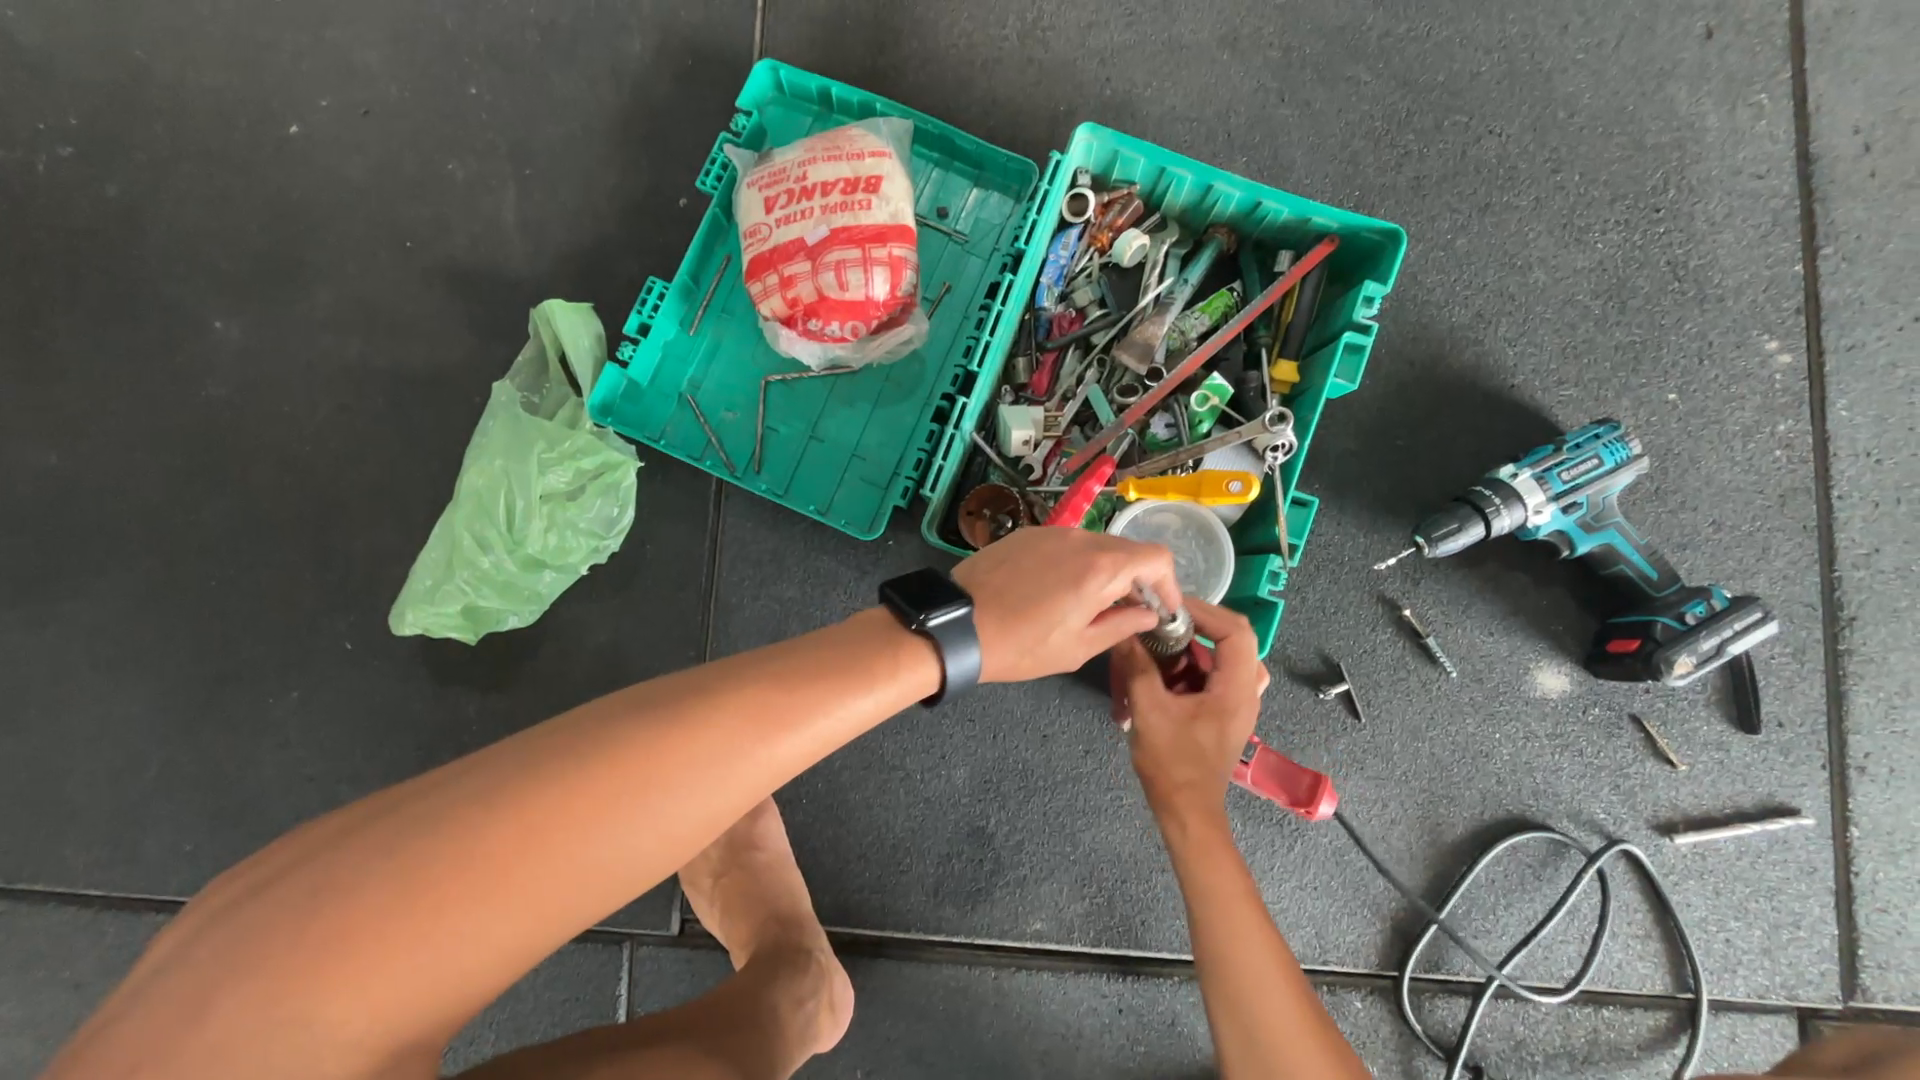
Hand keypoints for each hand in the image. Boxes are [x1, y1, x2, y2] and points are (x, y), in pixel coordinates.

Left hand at [950, 527, 1178, 683]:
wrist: (956, 624)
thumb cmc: (1021, 645)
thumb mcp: (1078, 647)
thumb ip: (1122, 626)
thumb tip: (1149, 614)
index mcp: (1101, 567)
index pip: (1157, 558)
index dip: (1169, 583)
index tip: (1164, 608)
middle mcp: (1081, 538)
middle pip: (1128, 549)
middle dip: (1138, 579)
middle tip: (1131, 612)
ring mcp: (1051, 532)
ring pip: (1097, 545)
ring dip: (1107, 570)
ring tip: (1093, 604)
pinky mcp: (1027, 533)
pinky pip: (1067, 543)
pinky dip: (1078, 562)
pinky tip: (1060, 590)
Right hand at [1113, 599, 1268, 819]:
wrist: (1186, 812)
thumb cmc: (1172, 764)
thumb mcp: (1149, 710)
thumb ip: (1138, 666)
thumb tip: (1124, 632)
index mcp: (1236, 688)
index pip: (1236, 630)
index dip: (1205, 610)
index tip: (1170, 606)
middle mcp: (1244, 692)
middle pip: (1230, 640)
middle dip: (1194, 628)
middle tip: (1161, 622)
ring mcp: (1236, 704)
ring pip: (1219, 659)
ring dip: (1188, 649)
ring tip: (1156, 646)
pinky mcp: (1222, 714)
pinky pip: (1211, 677)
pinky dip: (1187, 669)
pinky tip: (1158, 674)